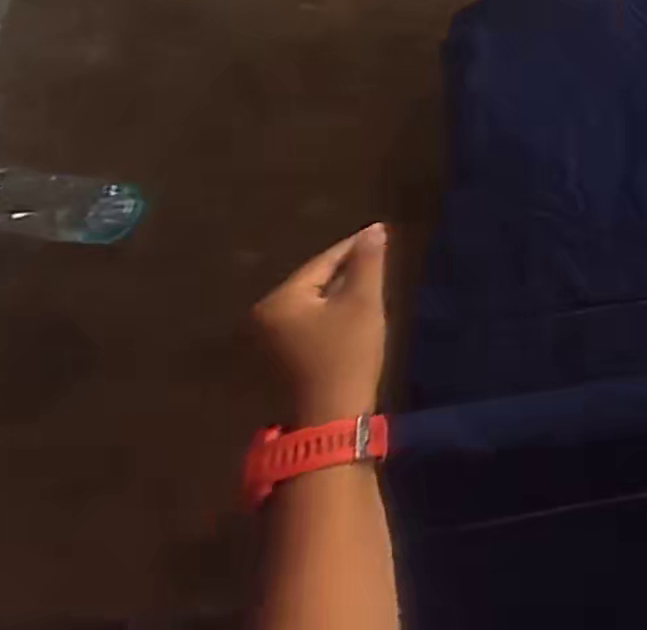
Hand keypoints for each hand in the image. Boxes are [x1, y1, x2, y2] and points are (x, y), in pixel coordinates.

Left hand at [253, 224, 388, 425]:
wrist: (330, 417)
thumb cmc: (347, 354)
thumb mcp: (363, 302)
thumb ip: (368, 262)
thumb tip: (374, 229)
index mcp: (280, 299)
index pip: (323, 261)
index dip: (355, 246)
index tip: (381, 232)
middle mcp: (265, 315)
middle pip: (315, 280)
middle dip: (348, 268)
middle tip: (380, 256)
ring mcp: (269, 338)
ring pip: (314, 300)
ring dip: (342, 290)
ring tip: (372, 279)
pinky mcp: (280, 356)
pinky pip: (310, 319)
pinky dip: (333, 310)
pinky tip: (355, 310)